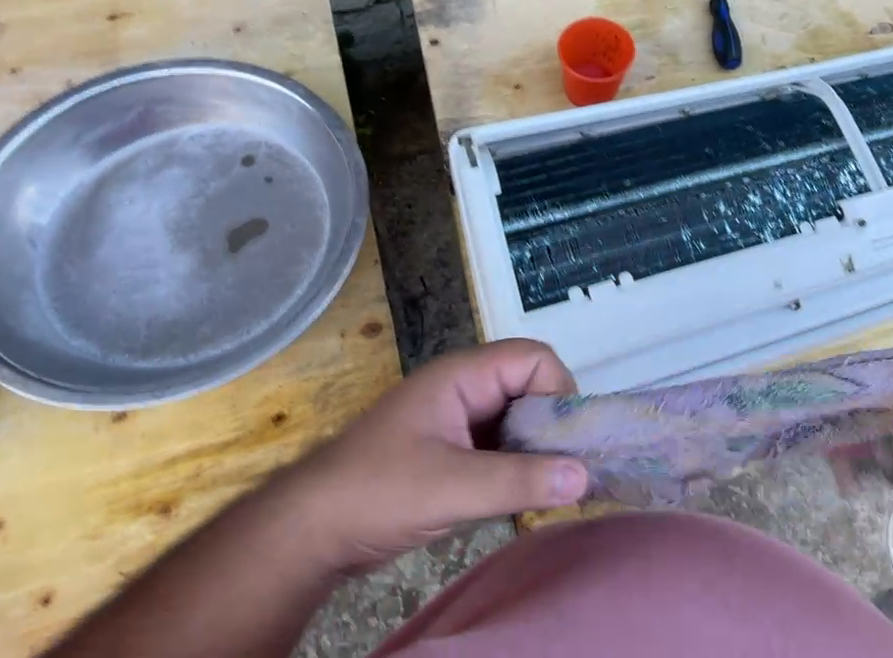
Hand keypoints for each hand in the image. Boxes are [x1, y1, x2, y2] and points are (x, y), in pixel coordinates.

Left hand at [276, 340, 590, 572]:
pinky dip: (517, 468)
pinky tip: (524, 499)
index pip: (534, 359)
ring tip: (549, 489)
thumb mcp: (453, 487)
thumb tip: (586, 477)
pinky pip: (500, 447)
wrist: (307, 532)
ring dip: (536, 450)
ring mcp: (456, 421)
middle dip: (551, 425)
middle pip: (530, 388)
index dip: (558, 392)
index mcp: (463, 375)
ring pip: (517, 420)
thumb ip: (521, 480)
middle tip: (565, 470)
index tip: (565, 441)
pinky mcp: (450, 453)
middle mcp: (464, 389)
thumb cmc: (377, 492)